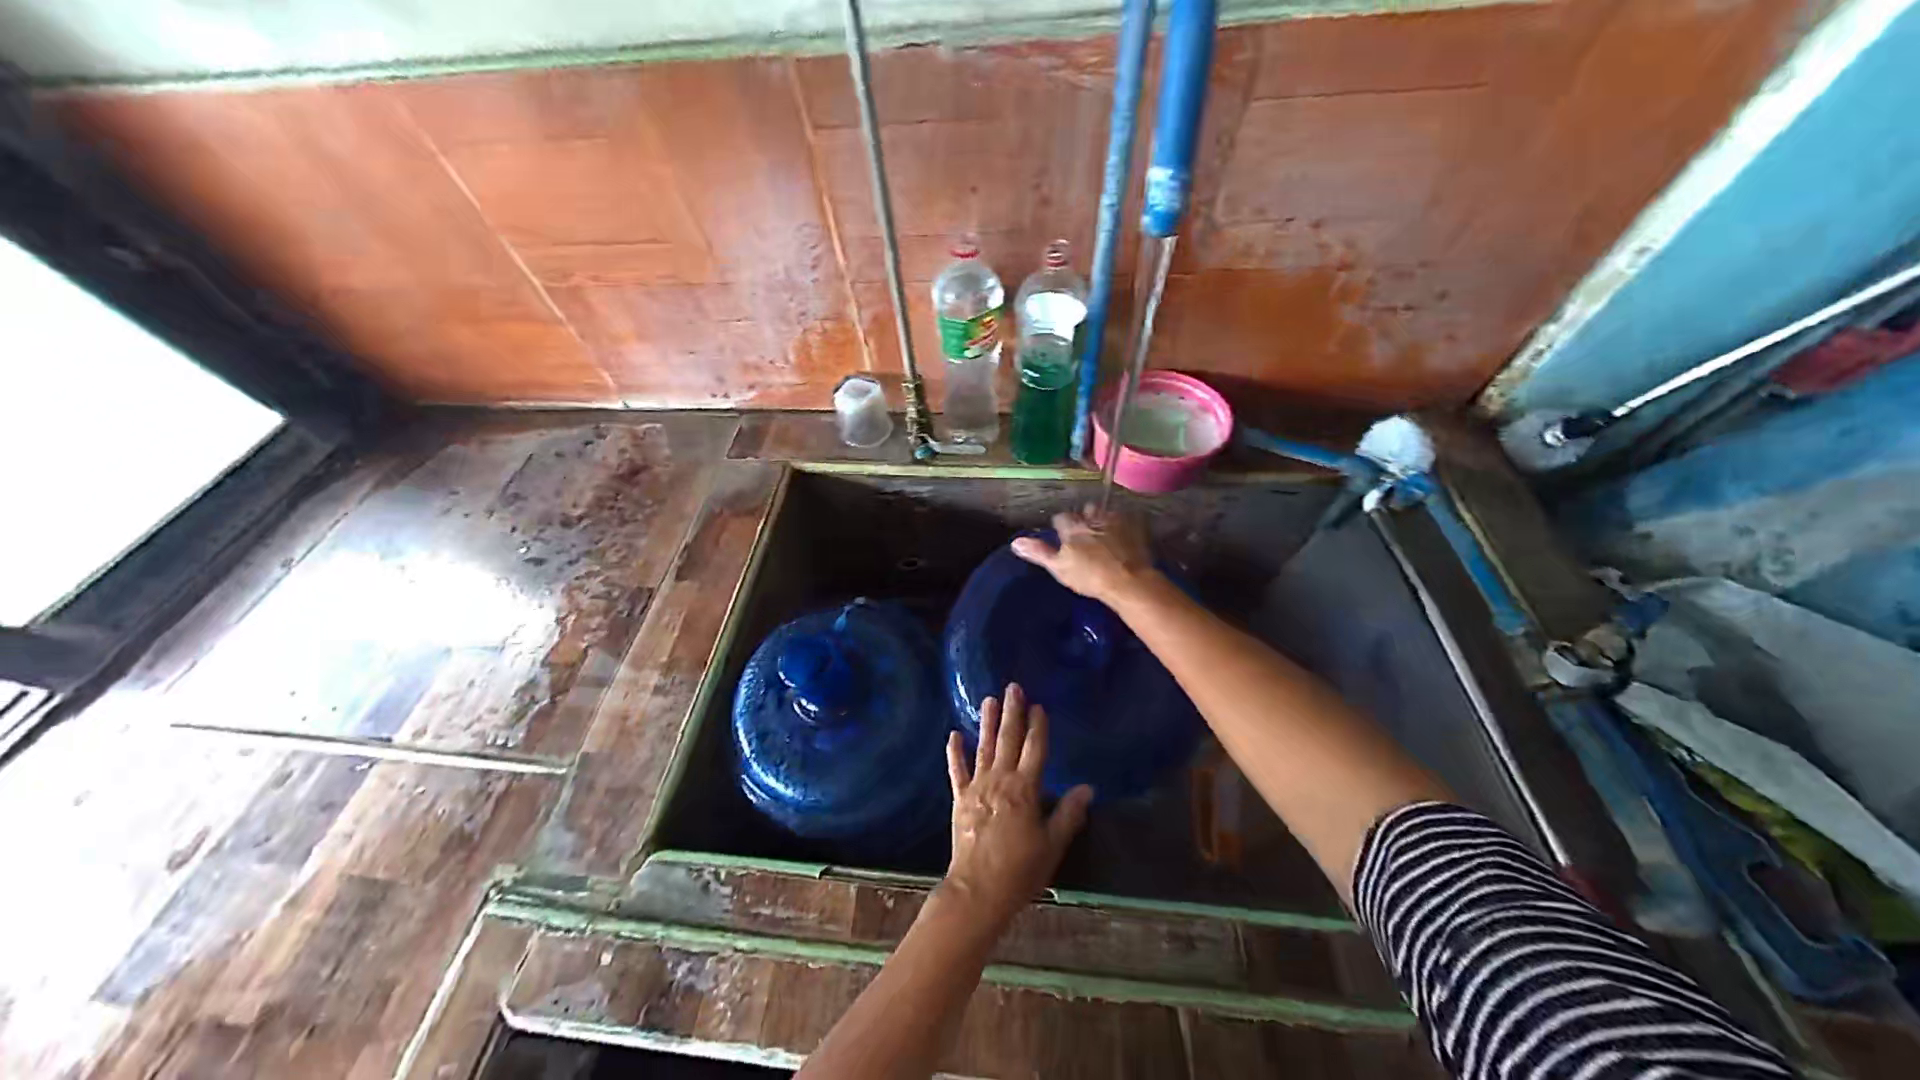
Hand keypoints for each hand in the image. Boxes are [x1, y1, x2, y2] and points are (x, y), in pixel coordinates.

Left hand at [942, 683, 1092, 927]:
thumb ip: (1068, 814)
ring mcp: (977, 788)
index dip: (1038, 727)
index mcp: (1025, 790)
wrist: (978, 891)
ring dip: (987, 723)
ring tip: (989, 699)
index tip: (1039, 706)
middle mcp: (1000, 781)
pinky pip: (957, 771)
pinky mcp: (960, 800)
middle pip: (1008, 740)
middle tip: (1013, 687)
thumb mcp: (1052, 845)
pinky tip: (954, 734)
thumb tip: (1087, 787)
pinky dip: (955, 752)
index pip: (1035, 750)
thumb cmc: (1020, 870)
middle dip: (1012, 713)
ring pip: (984, 748)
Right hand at [1010, 506, 1157, 606]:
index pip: (1061, 518)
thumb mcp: (1059, 567)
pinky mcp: (1135, 529)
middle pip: (1085, 510)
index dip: (1059, 525)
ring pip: (1106, 513)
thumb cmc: (1090, 576)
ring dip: (1103, 519)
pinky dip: (1123, 525)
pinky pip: (1127, 520)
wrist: (1128, 581)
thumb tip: (1015, 542)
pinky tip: (1124, 535)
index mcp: (1072, 528)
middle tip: (1083, 531)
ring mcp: (1116, 522)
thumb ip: (1039, 553)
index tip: (1060, 533)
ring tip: (1103, 531)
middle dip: (1083, 517)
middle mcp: (1093, 519)